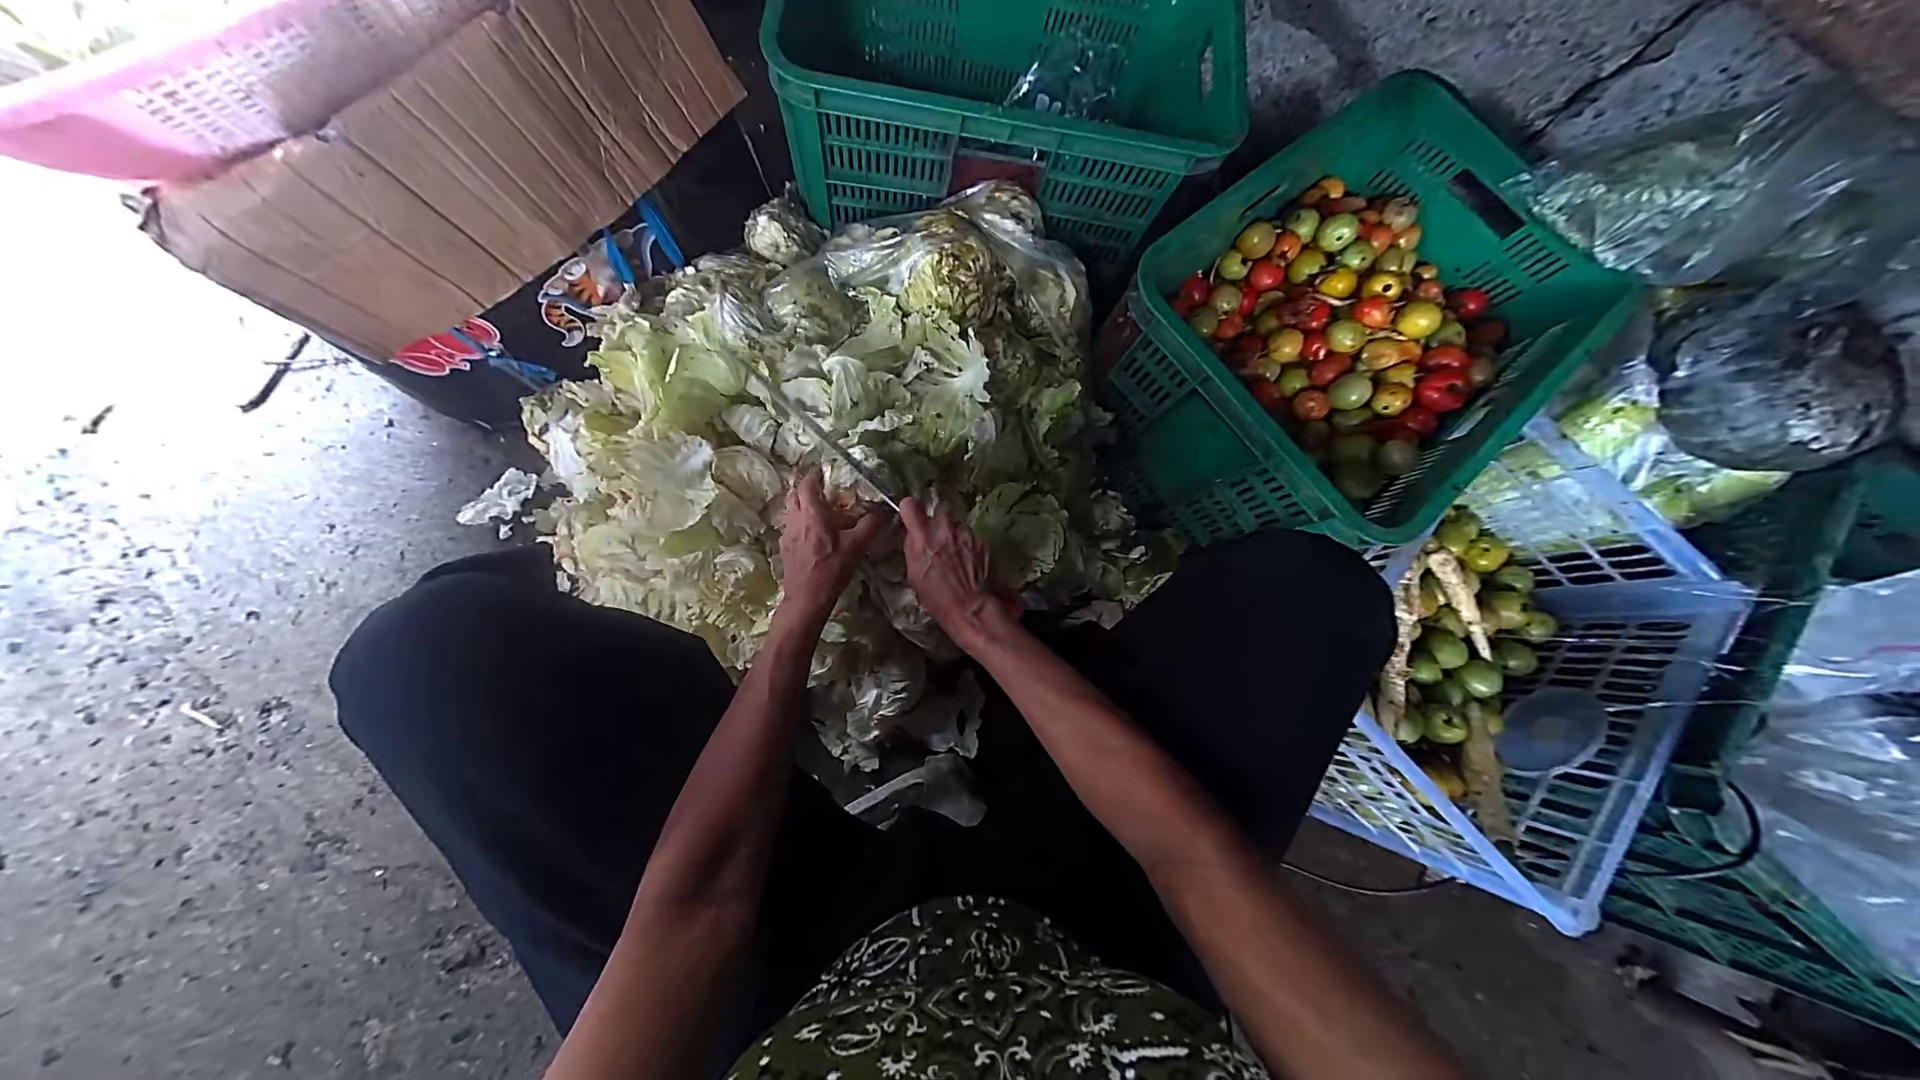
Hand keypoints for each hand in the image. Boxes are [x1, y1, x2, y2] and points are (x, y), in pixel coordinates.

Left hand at [779, 468, 886, 619]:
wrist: (807, 598)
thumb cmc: (831, 570)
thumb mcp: (856, 547)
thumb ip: (871, 526)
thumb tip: (886, 512)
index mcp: (812, 514)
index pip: (807, 484)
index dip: (815, 475)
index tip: (825, 471)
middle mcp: (796, 519)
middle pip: (795, 493)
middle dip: (806, 487)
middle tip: (823, 488)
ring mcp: (787, 533)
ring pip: (791, 509)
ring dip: (802, 503)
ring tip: (820, 508)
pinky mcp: (785, 547)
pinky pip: (791, 525)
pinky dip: (800, 520)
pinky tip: (813, 531)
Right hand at [899, 496, 1009, 650]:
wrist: (972, 607)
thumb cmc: (938, 597)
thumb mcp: (914, 574)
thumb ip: (912, 547)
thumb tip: (913, 534)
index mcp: (923, 537)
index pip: (911, 505)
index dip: (911, 510)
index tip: (912, 517)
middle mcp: (945, 529)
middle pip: (940, 510)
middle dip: (938, 521)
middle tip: (937, 538)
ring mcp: (966, 533)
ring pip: (957, 524)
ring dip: (954, 534)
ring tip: (955, 554)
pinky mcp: (982, 541)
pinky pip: (971, 536)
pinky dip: (969, 544)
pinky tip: (969, 561)